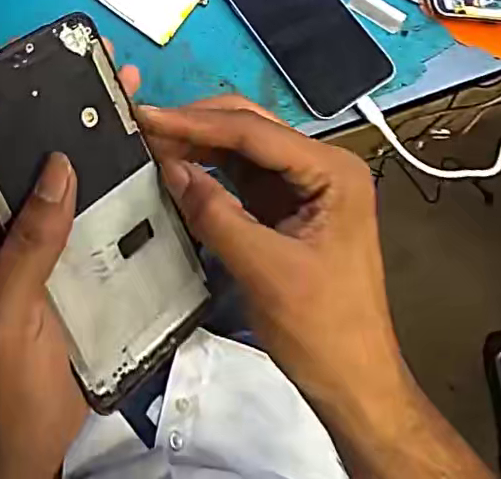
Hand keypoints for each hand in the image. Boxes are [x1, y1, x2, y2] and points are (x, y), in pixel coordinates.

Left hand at [0, 62, 143, 478]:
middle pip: (14, 155)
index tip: (29, 71)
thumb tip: (58, 164)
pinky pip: (82, 203)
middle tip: (91, 69)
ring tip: (123, 93)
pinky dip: (104, 173)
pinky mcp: (64, 253)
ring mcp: (30, 238)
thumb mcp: (3, 317)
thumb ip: (29, 242)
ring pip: (53, 173)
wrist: (31, 453)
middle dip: (49, 112)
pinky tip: (134, 148)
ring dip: (83, 135)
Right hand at [138, 96, 488, 477]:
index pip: (254, 132)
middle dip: (196, 124)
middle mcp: (321, 164)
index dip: (196, 122)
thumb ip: (215, 214)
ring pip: (241, 144)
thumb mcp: (264, 271)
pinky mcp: (285, 200)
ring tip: (153, 139)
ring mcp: (303, 181)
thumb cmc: (323, 330)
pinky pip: (240, 169)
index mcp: (332, 171)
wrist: (354, 383)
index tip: (149, 117)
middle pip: (249, 126)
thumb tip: (169, 167)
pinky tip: (178, 163)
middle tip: (146, 124)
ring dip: (198, 141)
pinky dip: (207, 164)